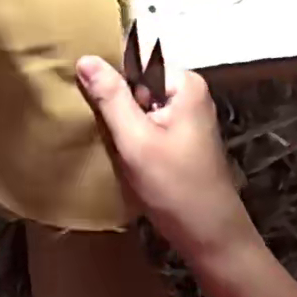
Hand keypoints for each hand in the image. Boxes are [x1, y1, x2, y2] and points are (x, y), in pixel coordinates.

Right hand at [75, 57, 259, 265]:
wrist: (212, 239)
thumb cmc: (175, 187)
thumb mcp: (136, 140)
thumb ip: (111, 97)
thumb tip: (86, 58)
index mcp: (184, 83)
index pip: (135, 59)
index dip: (109, 74)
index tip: (84, 91)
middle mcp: (188, 91)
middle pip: (137, 79)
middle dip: (113, 97)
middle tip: (91, 117)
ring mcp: (186, 114)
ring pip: (139, 101)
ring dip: (120, 116)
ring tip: (100, 131)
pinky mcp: (181, 134)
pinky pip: (147, 119)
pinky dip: (130, 130)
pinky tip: (117, 146)